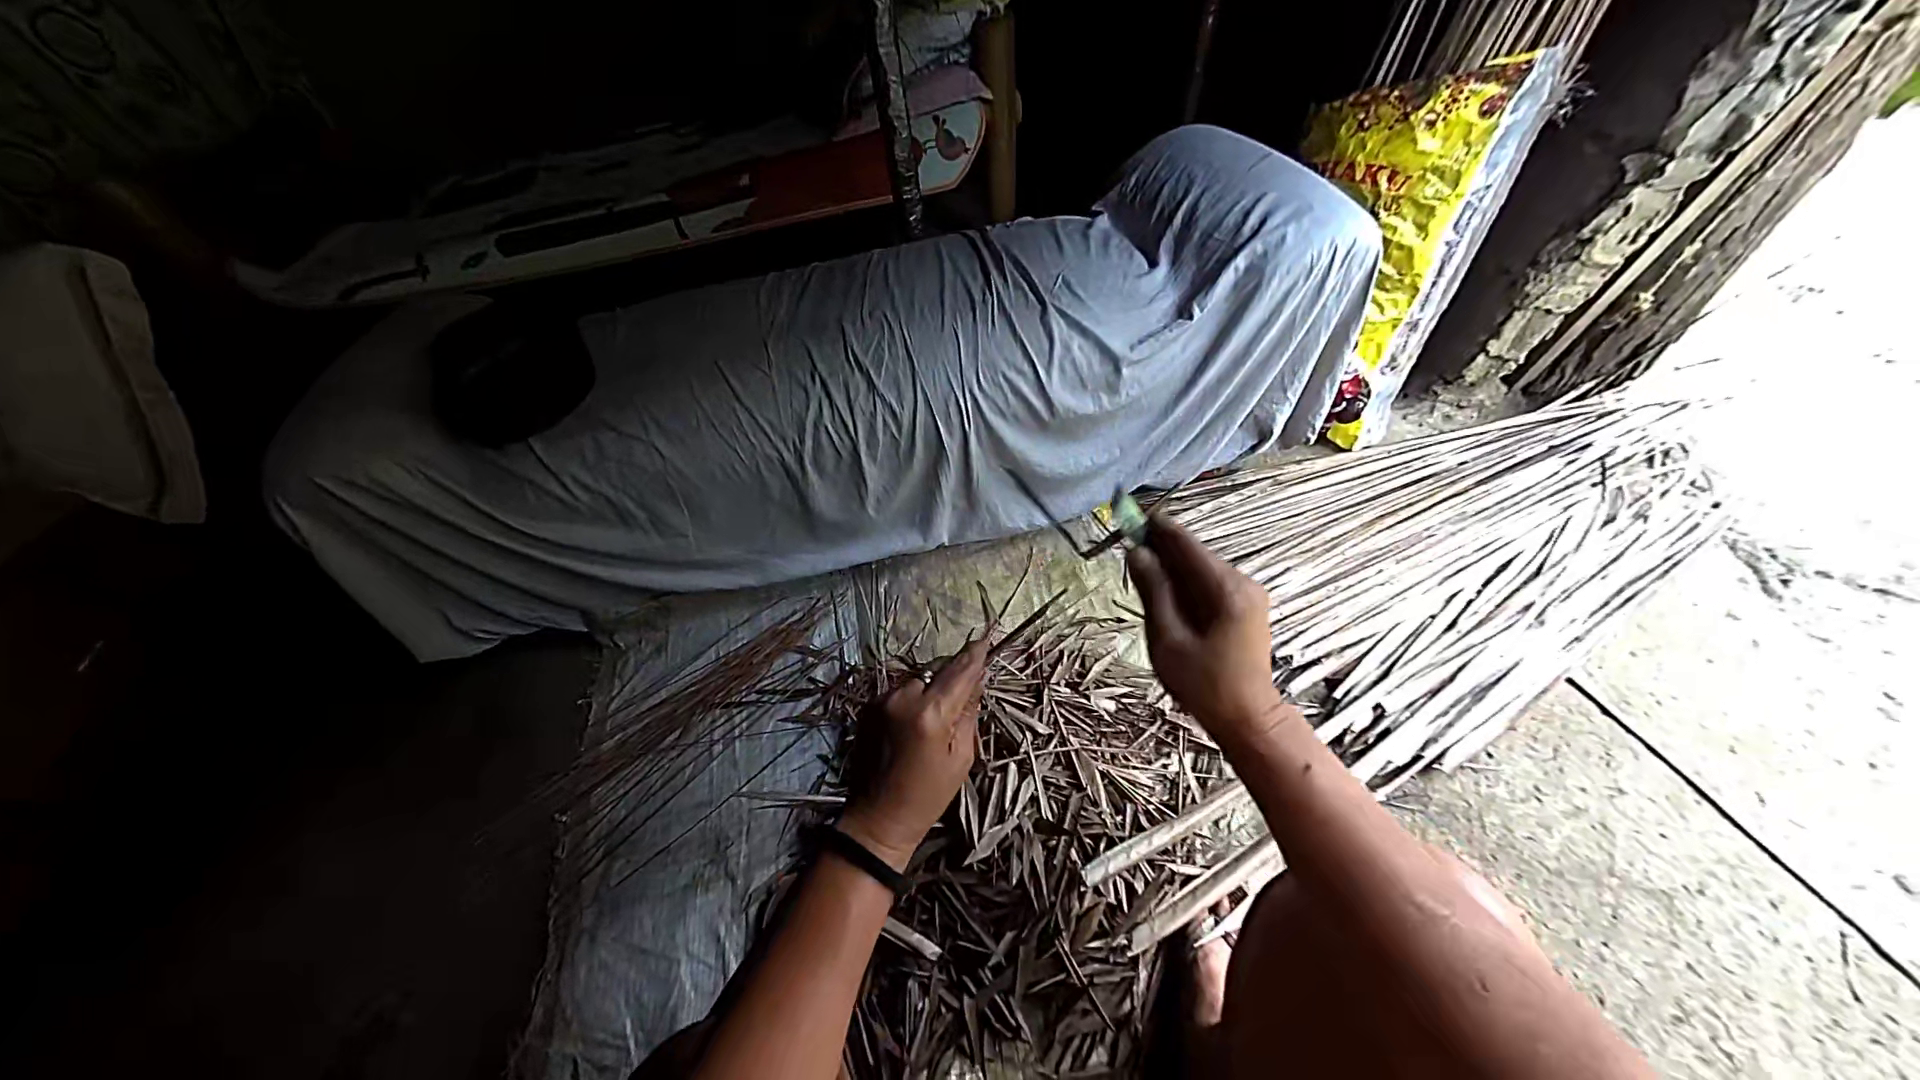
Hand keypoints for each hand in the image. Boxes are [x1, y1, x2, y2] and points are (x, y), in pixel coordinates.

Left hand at [839, 637, 988, 869]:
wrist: (878, 817)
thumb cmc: (928, 795)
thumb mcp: (961, 757)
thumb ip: (968, 713)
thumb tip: (977, 679)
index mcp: (930, 714)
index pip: (959, 673)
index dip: (974, 655)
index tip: (986, 640)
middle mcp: (903, 698)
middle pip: (936, 672)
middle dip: (950, 679)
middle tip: (959, 702)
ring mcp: (882, 700)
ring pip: (917, 680)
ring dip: (929, 690)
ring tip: (933, 721)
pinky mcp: (869, 707)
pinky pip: (899, 692)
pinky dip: (911, 700)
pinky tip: (913, 726)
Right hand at [1126, 517, 1293, 749]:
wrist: (1248, 718)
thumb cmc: (1204, 685)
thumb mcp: (1167, 640)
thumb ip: (1153, 592)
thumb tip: (1136, 553)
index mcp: (1226, 590)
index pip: (1186, 545)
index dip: (1157, 528)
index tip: (1132, 515)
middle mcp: (1242, 583)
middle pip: (1194, 553)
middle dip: (1162, 549)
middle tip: (1129, 550)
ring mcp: (1249, 593)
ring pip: (1201, 567)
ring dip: (1172, 567)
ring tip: (1143, 575)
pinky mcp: (1247, 604)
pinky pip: (1209, 582)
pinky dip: (1186, 582)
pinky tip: (1167, 593)